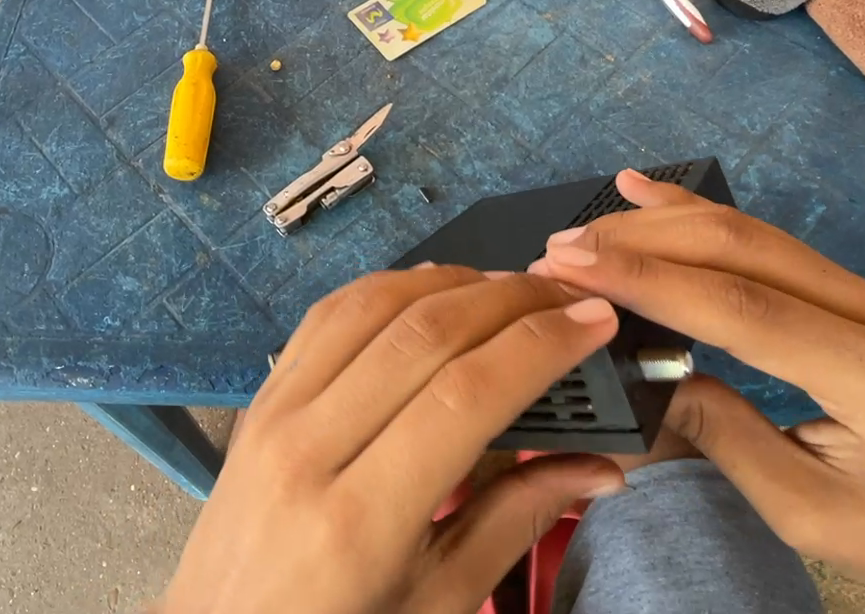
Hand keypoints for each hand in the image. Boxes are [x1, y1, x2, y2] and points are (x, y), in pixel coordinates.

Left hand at [160, 266, 627, 613]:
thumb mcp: (433, 601)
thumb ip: (514, 520)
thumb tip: (602, 467)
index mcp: (359, 518)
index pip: (465, 395)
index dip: (539, 346)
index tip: (594, 318)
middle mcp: (310, 444)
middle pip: (422, 336)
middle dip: (507, 301)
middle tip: (564, 295)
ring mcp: (276, 407)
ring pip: (372, 306)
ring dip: (449, 281)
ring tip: (508, 286)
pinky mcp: (263, 391)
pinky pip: (328, 313)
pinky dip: (388, 286)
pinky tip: (431, 286)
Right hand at [532, 169, 864, 613]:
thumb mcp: (812, 515)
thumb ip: (723, 434)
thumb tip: (645, 373)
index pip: (739, 305)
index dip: (646, 278)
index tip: (568, 262)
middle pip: (738, 249)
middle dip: (639, 242)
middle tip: (558, 250)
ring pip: (748, 234)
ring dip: (660, 224)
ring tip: (587, 228)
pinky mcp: (856, 295)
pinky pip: (766, 244)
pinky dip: (699, 218)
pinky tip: (648, 194)